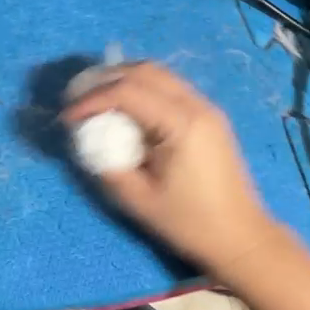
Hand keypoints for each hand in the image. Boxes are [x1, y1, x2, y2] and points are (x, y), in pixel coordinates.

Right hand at [62, 63, 286, 272]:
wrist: (241, 237)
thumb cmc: (190, 223)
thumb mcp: (138, 200)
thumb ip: (107, 164)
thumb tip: (86, 140)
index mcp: (182, 125)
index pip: (127, 92)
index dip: (92, 99)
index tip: (68, 117)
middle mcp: (197, 106)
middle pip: (143, 71)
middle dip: (104, 80)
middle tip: (77, 99)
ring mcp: (206, 108)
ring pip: (158, 74)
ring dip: (123, 80)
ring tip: (95, 99)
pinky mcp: (207, 116)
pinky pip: (168, 88)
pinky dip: (140, 89)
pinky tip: (123, 108)